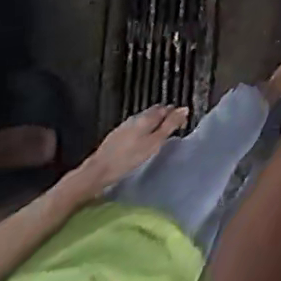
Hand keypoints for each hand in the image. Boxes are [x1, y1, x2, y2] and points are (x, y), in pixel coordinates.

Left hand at [70, 104, 187, 195]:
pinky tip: (140, 144)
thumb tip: (185, 109)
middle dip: (165, 118)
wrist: (96, 173)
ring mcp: (123, 126)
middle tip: (170, 133)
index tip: (181, 127)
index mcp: (147, 117)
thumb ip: (171, 124)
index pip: (168, 108)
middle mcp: (135, 117)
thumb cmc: (129, 158)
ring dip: (153, 125)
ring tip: (156, 139)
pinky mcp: (115, 136)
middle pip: (155, 112)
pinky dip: (142, 132)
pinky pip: (134, 128)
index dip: (177, 115)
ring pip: (144, 120)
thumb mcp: (155, 142)